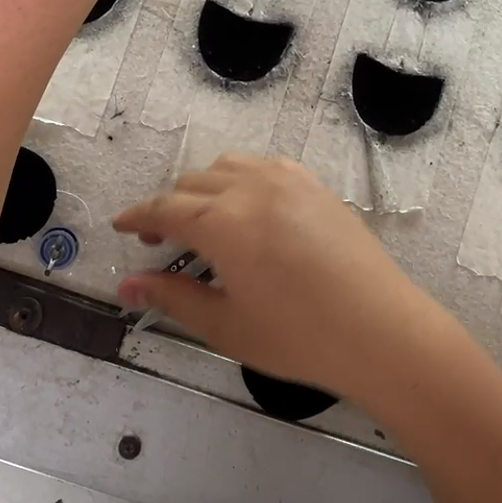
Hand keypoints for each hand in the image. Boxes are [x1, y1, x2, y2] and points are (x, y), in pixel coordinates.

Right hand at [112, 156, 443, 397]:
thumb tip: (127, 285)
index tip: (120, 224)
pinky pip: (265, 166)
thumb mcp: (226, 325)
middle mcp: (251, 187)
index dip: (137, 215)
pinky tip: (250, 209)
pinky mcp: (315, 185)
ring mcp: (288, 180)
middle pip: (193, 183)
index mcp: (223, 222)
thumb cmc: (298, 336)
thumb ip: (173, 297)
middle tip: (160, 240)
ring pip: (228, 167)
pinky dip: (243, 180)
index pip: (165, 208)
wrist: (380, 330)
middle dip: (169, 207)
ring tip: (204, 222)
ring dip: (205, 188)